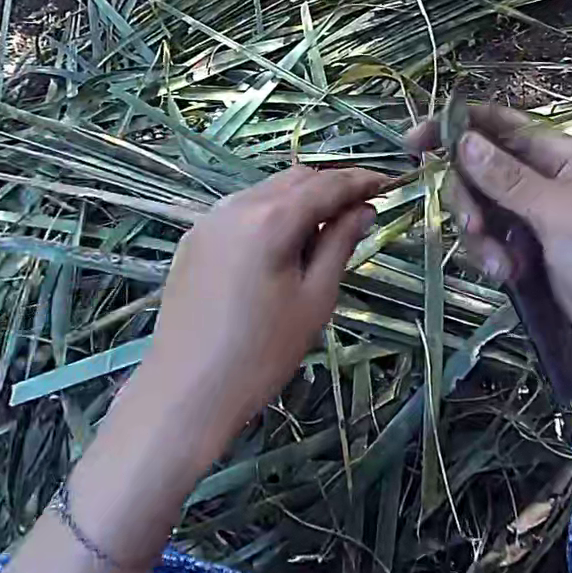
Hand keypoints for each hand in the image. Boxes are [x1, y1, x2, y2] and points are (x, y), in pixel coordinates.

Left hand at [141, 165, 386, 443]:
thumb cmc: (261, 353)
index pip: (326, 185)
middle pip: (295, 179)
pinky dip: (271, 213)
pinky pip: (242, 210)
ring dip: (300, 199)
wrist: (185, 393)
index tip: (387, 183)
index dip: (360, 181)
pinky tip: (282, 244)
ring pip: (267, 191)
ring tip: (325, 230)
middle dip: (330, 187)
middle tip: (360, 208)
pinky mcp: (195, 238)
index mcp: (271, 218)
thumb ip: (339, 244)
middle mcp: (237, 205)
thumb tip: (363, 210)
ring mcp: (210, 219)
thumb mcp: (314, 299)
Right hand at [408, 104, 571, 359]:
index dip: (453, 127)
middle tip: (476, 228)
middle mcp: (536, 177)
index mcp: (552, 155)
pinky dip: (490, 258)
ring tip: (505, 267)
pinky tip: (510, 276)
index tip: (415, 143)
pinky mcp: (524, 248)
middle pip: (473, 170)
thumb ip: (509, 179)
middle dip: (466, 200)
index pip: (493, 124)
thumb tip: (464, 141)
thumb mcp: (562, 213)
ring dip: (479, 238)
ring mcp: (528, 214)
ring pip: (476, 209)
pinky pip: (487, 242)